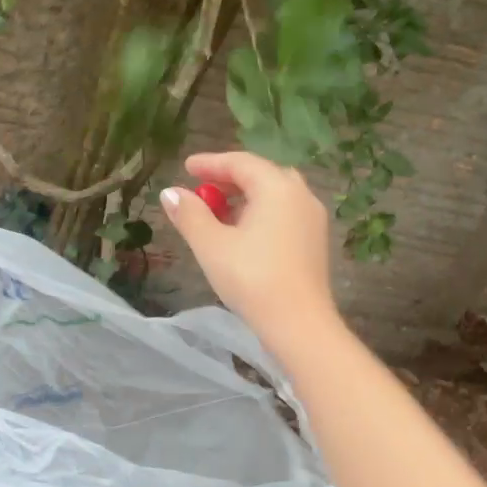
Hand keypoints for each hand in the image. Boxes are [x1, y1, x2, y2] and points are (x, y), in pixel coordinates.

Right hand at [160, 151, 337, 340]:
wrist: (299, 324)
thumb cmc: (252, 279)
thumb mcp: (212, 245)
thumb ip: (190, 215)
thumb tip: (170, 193)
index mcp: (277, 187)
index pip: (240, 162)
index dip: (210, 163)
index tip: (186, 167)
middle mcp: (300, 195)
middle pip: (261, 175)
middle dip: (229, 179)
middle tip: (202, 188)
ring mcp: (312, 219)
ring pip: (275, 195)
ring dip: (245, 198)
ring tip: (218, 213)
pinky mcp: (315, 242)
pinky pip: (284, 214)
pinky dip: (261, 214)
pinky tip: (243, 234)